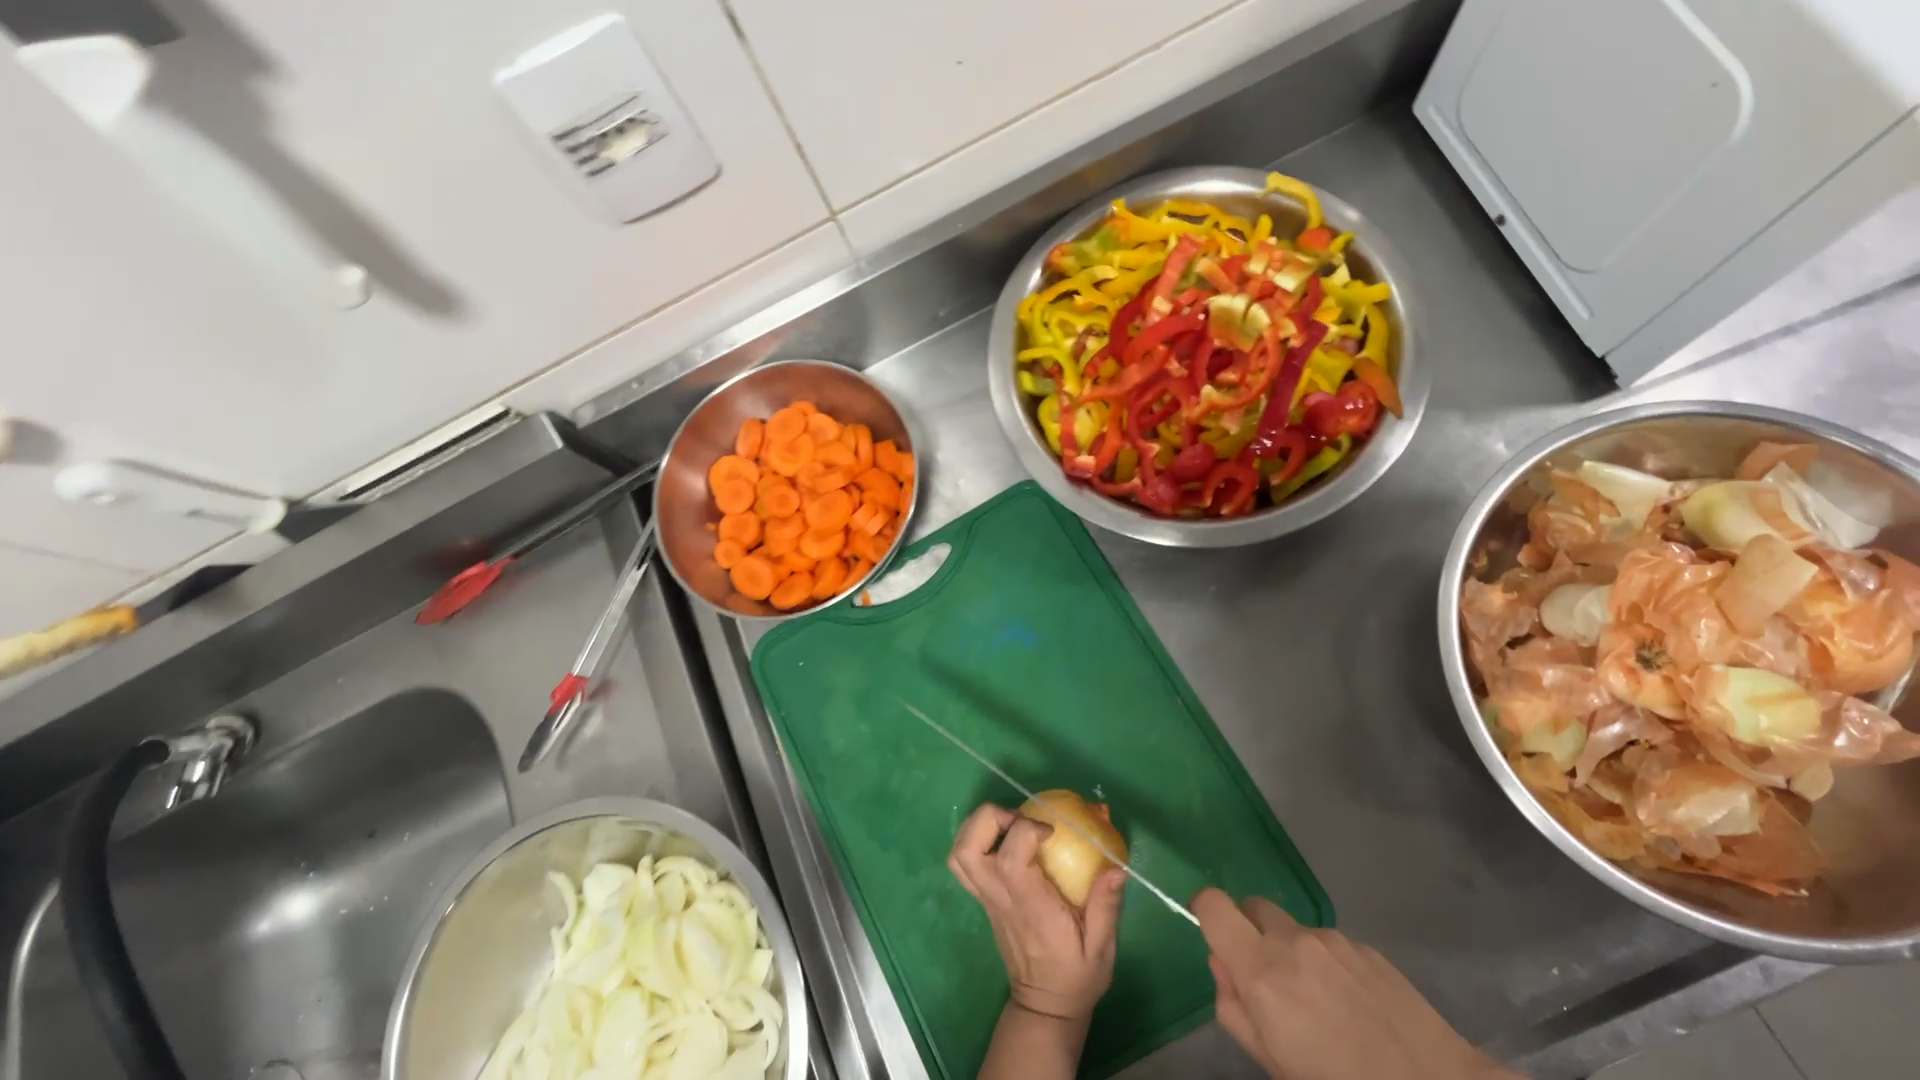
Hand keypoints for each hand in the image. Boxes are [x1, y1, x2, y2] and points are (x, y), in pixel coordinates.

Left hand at [948, 802, 1125, 1022]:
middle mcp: (1000, 898)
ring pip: (959, 853)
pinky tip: (1006, 838)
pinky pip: (964, 863)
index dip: (1025, 831)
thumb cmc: (1075, 975)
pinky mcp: (984, 899)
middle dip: (991, 818)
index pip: (1009, 859)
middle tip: (1023, 819)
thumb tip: (1116, 868)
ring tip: (1013, 823)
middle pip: (968, 849)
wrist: (1044, 1005)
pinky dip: (976, 840)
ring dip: (979, 827)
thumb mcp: (1101, 946)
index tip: (1053, 830)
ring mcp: (986, 898)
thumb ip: (1106, 906)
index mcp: (1030, 906)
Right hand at [1194, 889, 1513, 1079]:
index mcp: (1261, 970)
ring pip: (1294, 928)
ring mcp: (1335, 940)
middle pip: (1253, 906)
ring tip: (1317, 1003)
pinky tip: (1351, 1006)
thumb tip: (1223, 966)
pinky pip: (1330, 944)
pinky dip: (1326, 963)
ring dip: (1290, 951)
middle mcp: (1294, 941)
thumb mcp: (1271, 1061)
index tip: (1208, 929)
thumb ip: (1234, 1008)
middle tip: (1264, 977)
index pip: (1214, 906)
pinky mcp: (1369, 948)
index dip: (1203, 909)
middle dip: (1249, 931)